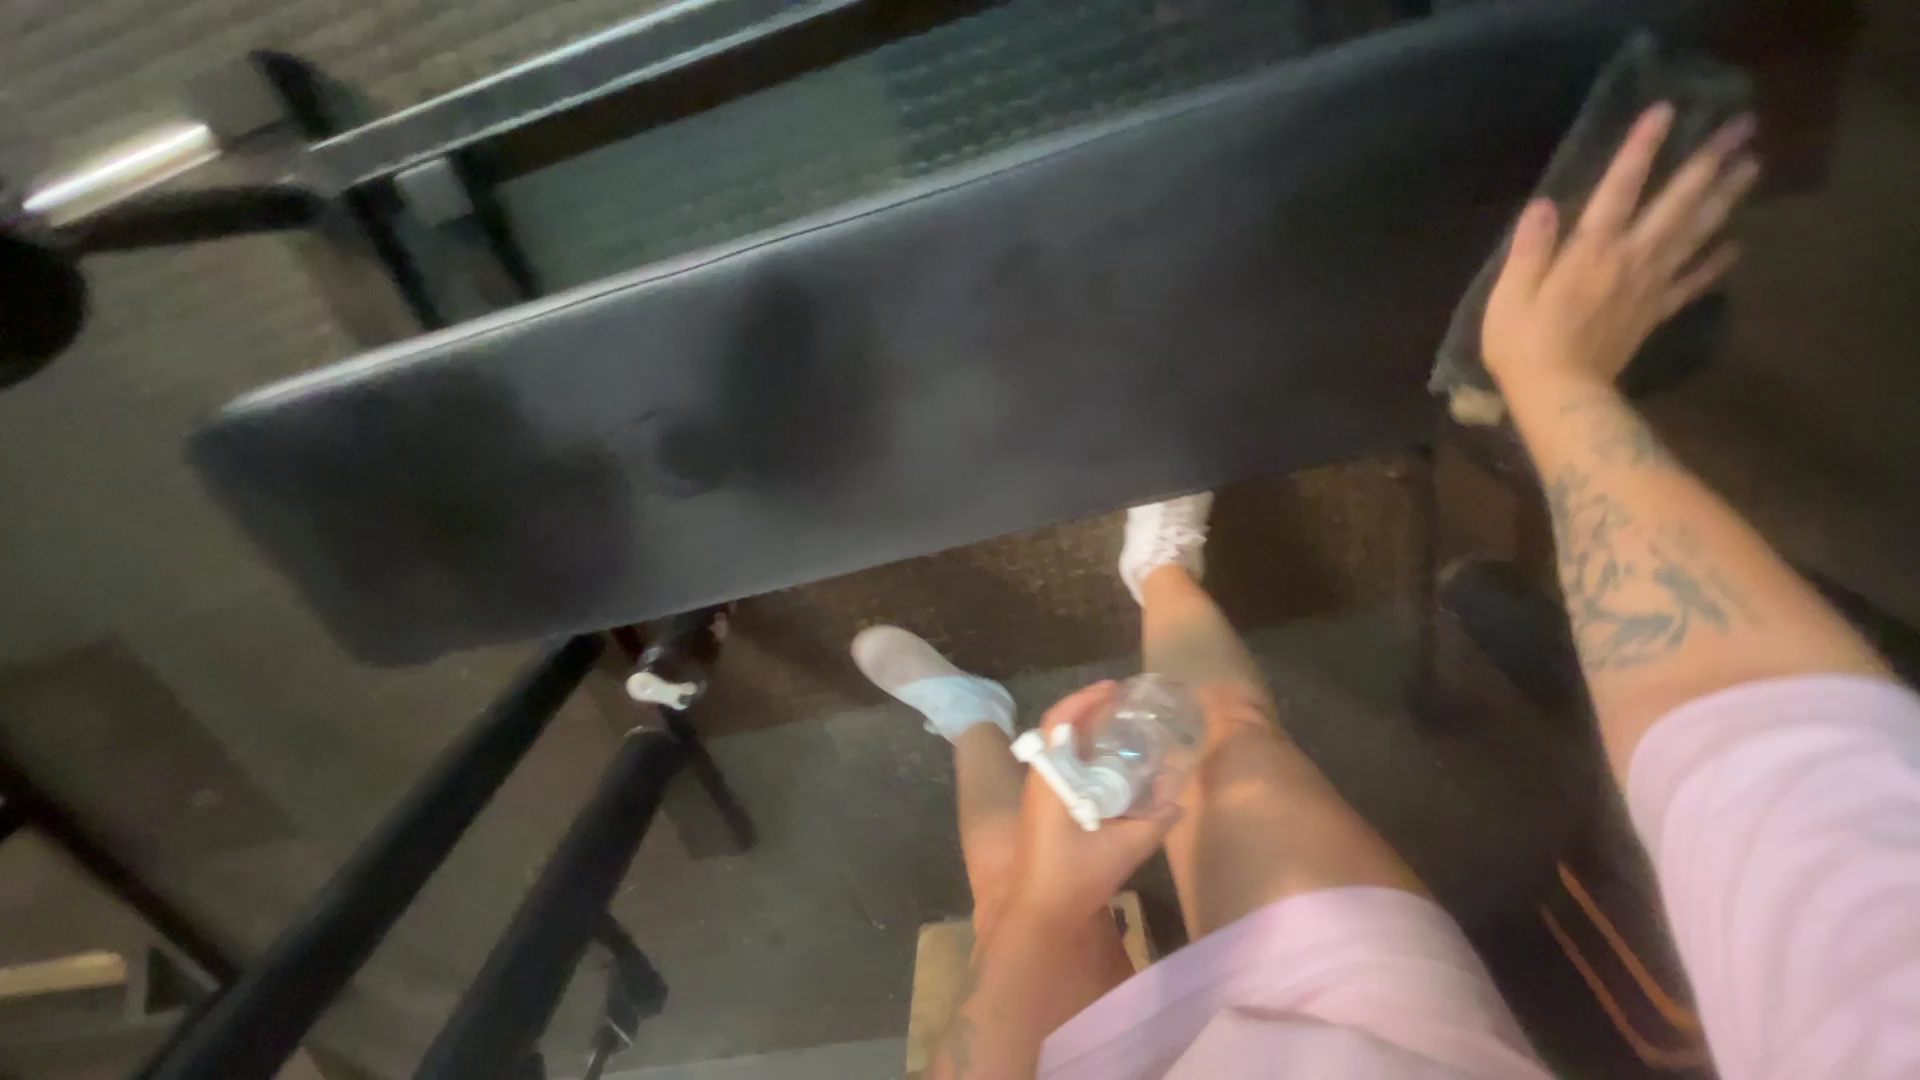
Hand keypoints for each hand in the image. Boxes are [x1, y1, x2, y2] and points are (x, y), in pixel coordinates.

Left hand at [1003, 682, 1183, 924]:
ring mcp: (1040, 795)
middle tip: (1125, 705)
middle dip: (1089, 712)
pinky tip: (1111, 767)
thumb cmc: (1072, 877)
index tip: (1112, 688)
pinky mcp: (1045, 810)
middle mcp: (1042, 779)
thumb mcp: (1121, 851)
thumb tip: (1177, 803)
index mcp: (1051, 779)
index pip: (1059, 723)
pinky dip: (1086, 758)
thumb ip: (1152, 825)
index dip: (1082, 700)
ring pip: (1062, 751)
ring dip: (1087, 735)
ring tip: (1122, 727)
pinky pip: (1065, 769)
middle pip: (1061, 731)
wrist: (1040, 913)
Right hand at [1482, 103, 1759, 393]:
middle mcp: (1630, 259)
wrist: (1558, 393)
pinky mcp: (1654, 312)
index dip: (1639, 151)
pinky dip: (1715, 263)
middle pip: (1675, 203)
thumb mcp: (1508, 297)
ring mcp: (1649, 285)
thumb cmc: (1521, 345)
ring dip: (1725, 198)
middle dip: (1707, 163)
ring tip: (1750, 166)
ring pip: (1695, 232)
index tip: (1664, 112)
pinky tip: (1733, 246)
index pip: (1618, 191)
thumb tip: (1544, 205)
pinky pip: (1692, 283)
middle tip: (1740, 127)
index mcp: (1589, 252)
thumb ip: (1528, 251)